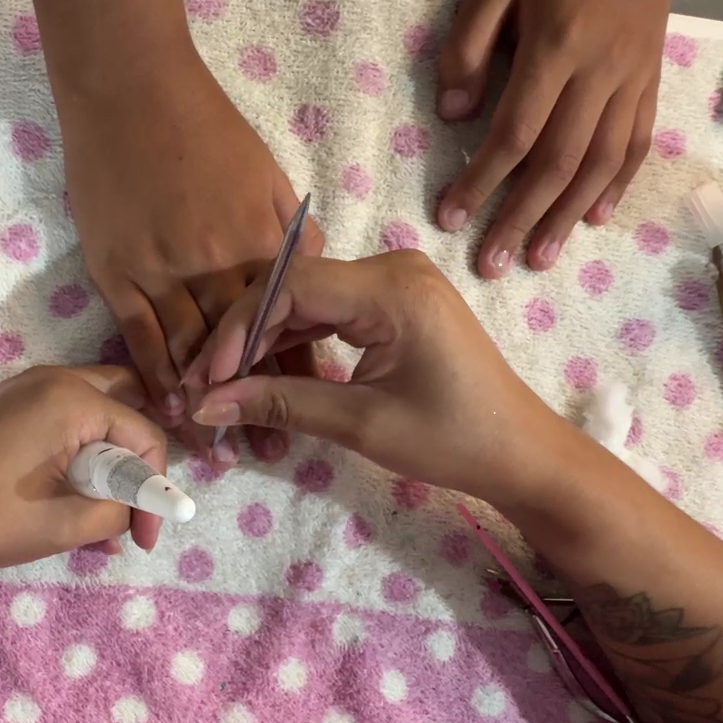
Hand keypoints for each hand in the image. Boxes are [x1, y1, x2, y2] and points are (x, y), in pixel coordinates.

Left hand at [0, 365, 170, 573]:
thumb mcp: (65, 524)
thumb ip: (118, 511)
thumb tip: (133, 509)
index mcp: (72, 397)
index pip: (144, 435)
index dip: (155, 490)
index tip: (144, 540)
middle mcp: (51, 379)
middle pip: (124, 409)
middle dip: (134, 464)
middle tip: (131, 509)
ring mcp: (22, 390)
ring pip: (91, 419)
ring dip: (105, 466)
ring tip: (99, 522)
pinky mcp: (3, 408)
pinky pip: (59, 425)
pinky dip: (75, 459)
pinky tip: (67, 504)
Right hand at [59, 52, 322, 464]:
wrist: (127, 84)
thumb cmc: (202, 125)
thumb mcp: (266, 174)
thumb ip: (287, 236)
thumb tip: (304, 285)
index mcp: (261, 238)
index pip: (286, 319)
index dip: (292, 366)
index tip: (301, 406)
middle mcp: (216, 263)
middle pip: (243, 346)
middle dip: (256, 399)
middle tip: (266, 451)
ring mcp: (164, 269)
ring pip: (192, 352)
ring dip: (206, 402)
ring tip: (219, 448)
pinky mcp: (120, 272)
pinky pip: (143, 337)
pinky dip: (157, 377)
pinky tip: (171, 410)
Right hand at [186, 252, 569, 503]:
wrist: (519, 453)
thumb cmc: (451, 440)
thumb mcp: (359, 423)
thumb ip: (280, 403)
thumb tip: (205, 404)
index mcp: (393, 288)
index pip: (291, 285)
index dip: (239, 328)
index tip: (207, 377)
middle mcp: (391, 269)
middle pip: (291, 288)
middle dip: (242, 338)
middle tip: (203, 386)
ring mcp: (391, 284)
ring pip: (302, 301)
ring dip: (260, 343)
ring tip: (223, 386)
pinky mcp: (389, 305)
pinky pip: (324, 313)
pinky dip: (290, 343)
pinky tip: (260, 374)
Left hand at [436, 0, 669, 278]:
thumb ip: (467, 47)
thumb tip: (453, 116)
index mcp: (557, 47)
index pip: (513, 135)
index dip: (480, 183)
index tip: (450, 220)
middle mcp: (602, 70)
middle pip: (558, 162)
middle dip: (521, 219)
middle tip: (492, 265)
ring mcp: (634, 75)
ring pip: (602, 161)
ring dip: (568, 216)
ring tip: (540, 259)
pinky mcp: (652, 75)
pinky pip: (640, 138)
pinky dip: (619, 183)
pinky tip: (595, 219)